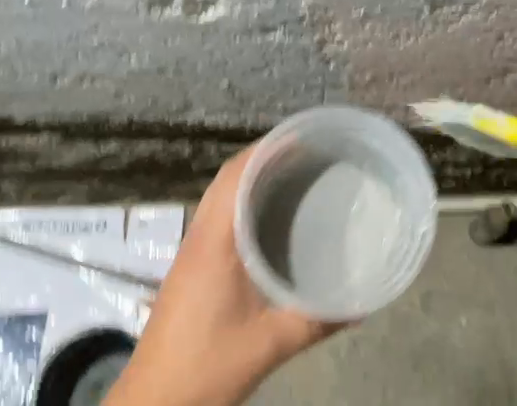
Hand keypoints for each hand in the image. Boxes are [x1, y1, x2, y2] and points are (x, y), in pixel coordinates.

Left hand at [106, 147, 342, 405]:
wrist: (154, 401)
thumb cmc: (208, 365)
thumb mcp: (271, 344)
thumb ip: (317, 320)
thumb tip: (362, 301)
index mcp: (216, 240)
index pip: (237, 173)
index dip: (269, 148)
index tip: (305, 138)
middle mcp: (200, 234)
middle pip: (229, 177)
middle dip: (266, 157)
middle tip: (309, 153)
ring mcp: (191, 250)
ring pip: (221, 196)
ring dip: (253, 178)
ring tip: (295, 176)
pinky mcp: (190, 266)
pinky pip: (219, 216)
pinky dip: (244, 203)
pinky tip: (270, 220)